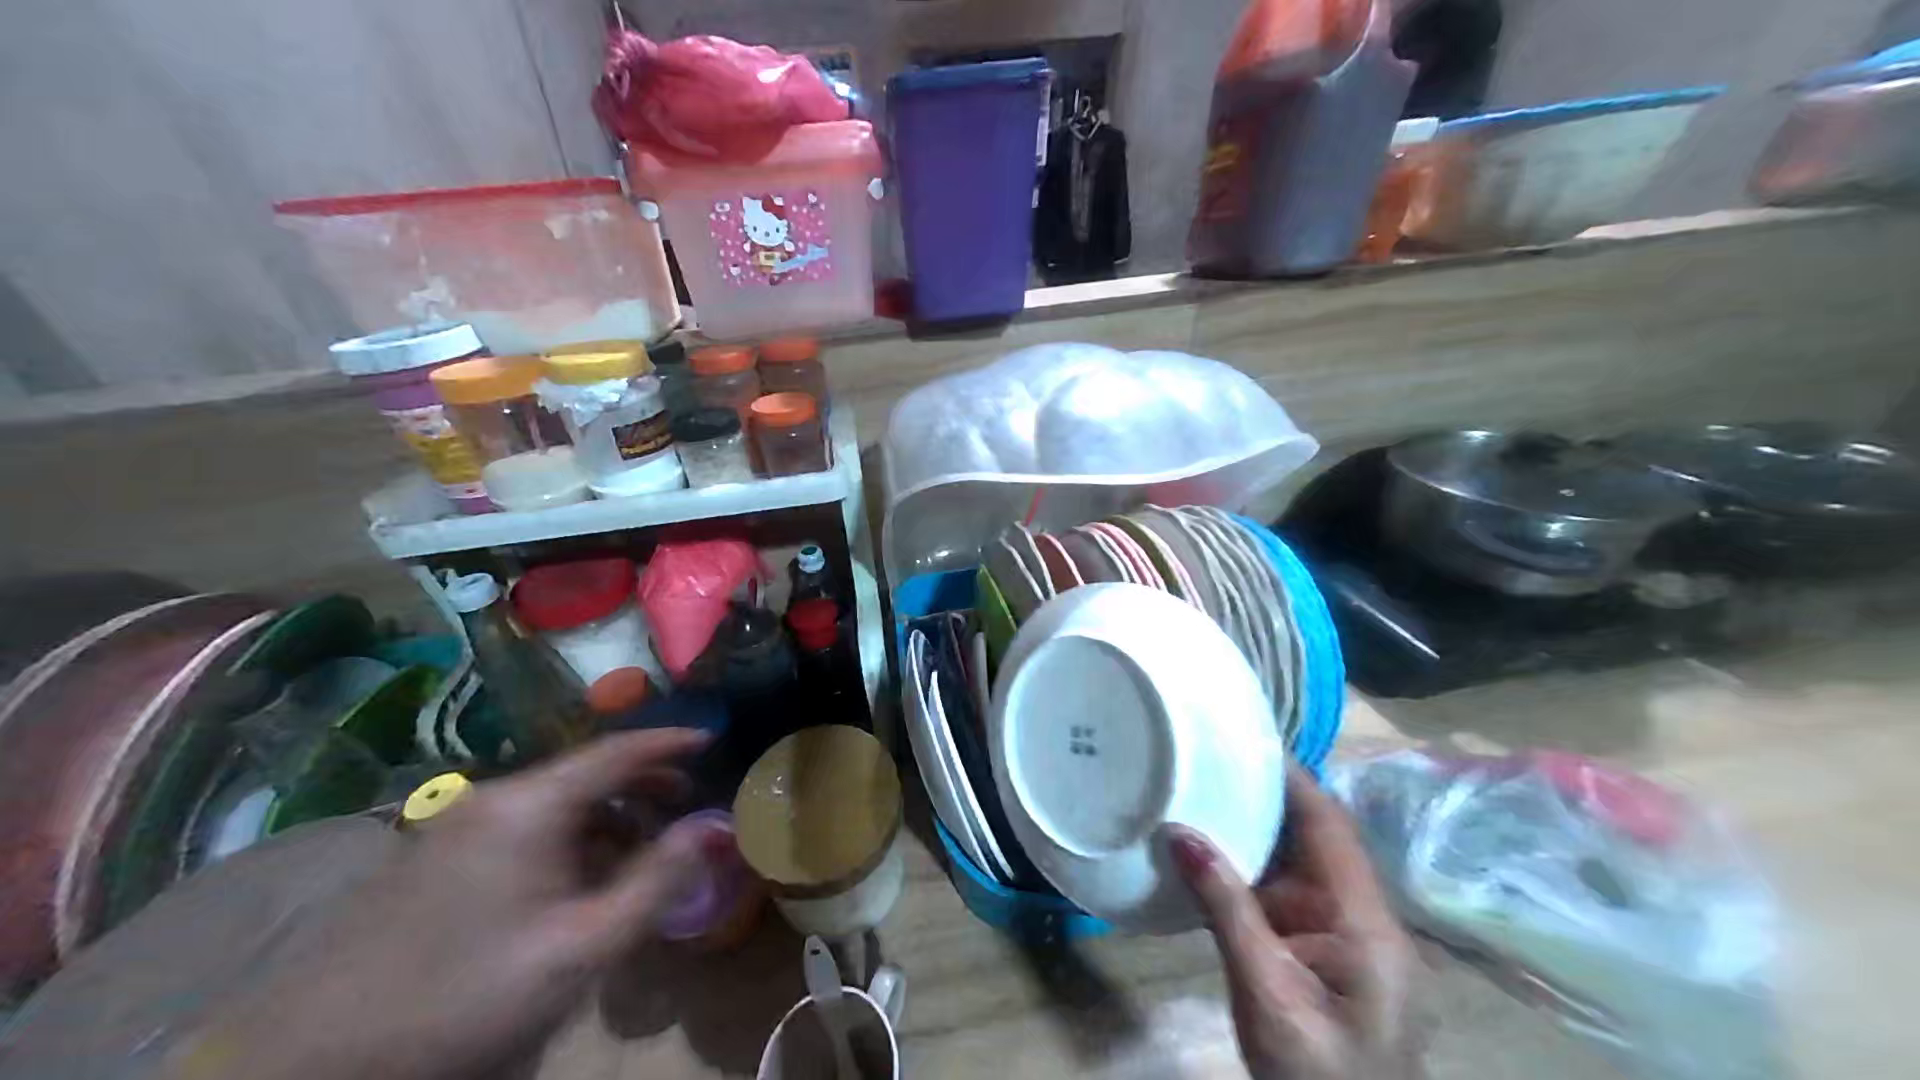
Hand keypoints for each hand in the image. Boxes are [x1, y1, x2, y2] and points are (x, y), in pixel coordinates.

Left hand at [168, 730, 726, 1079]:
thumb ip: (657, 881)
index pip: (617, 750)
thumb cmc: (466, 997)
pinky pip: (523, 827)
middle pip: (586, 773)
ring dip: (606, 816)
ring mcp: (455, 826)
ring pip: (554, 802)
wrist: (309, 1065)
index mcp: (529, 805)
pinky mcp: (433, 857)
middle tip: (687, 801)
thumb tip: (715, 826)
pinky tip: (576, 879)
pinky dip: (567, 837)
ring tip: (640, 849)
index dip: (670, 740)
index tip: (713, 736)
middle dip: (644, 782)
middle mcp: (492, 799)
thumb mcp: (581, 947)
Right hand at [1165, 764, 1426, 1079]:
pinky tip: (1208, 842)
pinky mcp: (1316, 946)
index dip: (1293, 778)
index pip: (1330, 826)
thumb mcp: (1268, 996)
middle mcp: (1358, 914)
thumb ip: (1226, 910)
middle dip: (1266, 792)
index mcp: (1366, 921)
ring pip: (1295, 857)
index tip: (1245, 738)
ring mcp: (1338, 931)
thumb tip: (1178, 831)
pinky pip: (1281, 886)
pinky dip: (1246, 861)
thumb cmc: (1317, 1077)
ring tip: (1201, 782)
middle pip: (1314, 834)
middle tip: (1209, 753)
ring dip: (1252, 823)